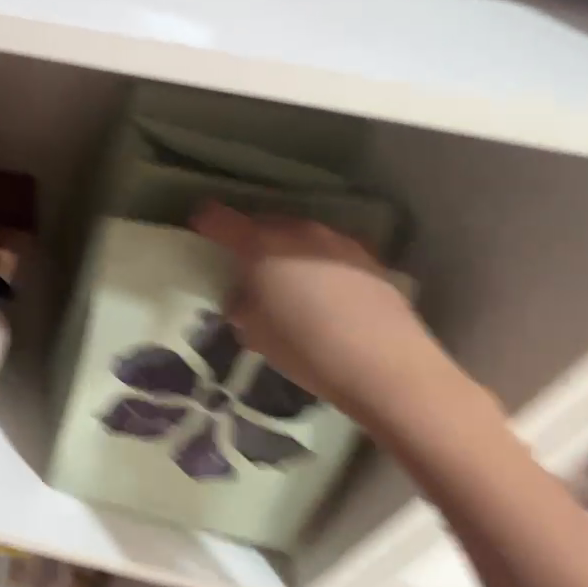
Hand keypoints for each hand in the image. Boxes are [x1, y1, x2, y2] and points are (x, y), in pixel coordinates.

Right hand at [189, 202, 471, 428]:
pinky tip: (324, 294)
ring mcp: (338, 242)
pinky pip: (329, 252)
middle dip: (248, 237)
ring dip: (286, 250)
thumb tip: (245, 295)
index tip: (199, 232)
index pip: (218, 217)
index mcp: (259, 244)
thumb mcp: (252, 331)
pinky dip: (317, 264)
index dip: (204, 222)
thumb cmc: (305, 348)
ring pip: (299, 236)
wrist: (388, 369)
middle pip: (262, 221)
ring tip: (287, 282)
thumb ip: (240, 303)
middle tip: (244, 266)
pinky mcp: (370, 260)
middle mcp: (298, 232)